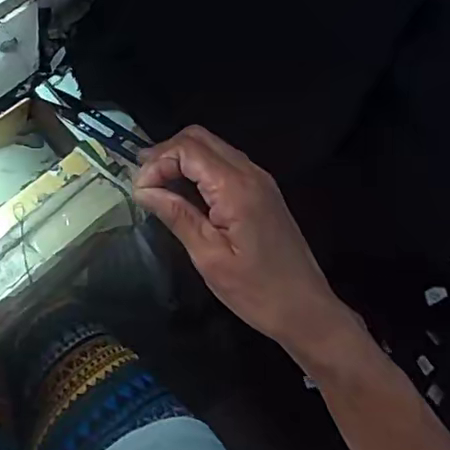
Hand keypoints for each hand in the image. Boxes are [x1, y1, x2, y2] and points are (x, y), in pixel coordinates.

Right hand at [132, 126, 355, 356]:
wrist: (308, 312)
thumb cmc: (256, 290)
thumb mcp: (208, 257)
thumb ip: (176, 215)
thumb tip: (142, 189)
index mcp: (236, 188)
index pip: (187, 149)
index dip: (156, 163)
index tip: (141, 192)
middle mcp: (250, 173)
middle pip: (198, 137)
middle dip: (165, 153)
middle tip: (144, 181)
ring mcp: (259, 180)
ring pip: (211, 145)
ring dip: (180, 158)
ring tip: (157, 185)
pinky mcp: (261, 190)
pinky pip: (223, 161)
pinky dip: (197, 167)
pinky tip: (183, 191)